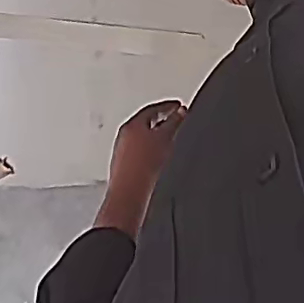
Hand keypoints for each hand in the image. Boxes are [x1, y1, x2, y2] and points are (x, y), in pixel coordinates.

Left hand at [93, 100, 186, 235]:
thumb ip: (174, 122)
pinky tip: (159, 159)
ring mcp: (122, 151)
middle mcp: (125, 135)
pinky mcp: (123, 166)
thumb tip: (181, 112)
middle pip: (146, 122)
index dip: (168, 106)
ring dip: (156, 136)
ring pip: (142, 138)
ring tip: (169, 139)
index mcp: (132, 124)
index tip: (178, 105)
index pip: (153, 109)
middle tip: (175, 118)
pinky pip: (139, 152)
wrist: (129, 197)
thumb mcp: (165, 139)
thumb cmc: (143, 168)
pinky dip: (150, 150)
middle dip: (162, 120)